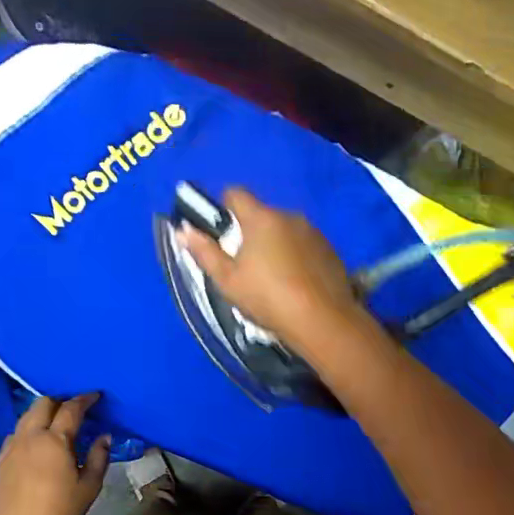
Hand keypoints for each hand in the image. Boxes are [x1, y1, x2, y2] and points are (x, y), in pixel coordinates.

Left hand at [0, 393, 112, 514]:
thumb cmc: (60, 510)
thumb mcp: (89, 486)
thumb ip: (99, 457)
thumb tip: (104, 436)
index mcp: (55, 440)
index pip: (71, 408)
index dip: (85, 399)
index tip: (95, 395)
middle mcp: (31, 435)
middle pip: (43, 403)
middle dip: (60, 399)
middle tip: (74, 406)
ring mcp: (13, 445)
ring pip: (26, 415)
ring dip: (42, 412)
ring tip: (55, 421)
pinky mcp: (2, 458)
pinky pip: (16, 432)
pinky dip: (28, 428)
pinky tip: (35, 441)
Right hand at [175, 187, 371, 352]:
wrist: (321, 320)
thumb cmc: (267, 297)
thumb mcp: (228, 280)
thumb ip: (205, 252)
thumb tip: (183, 230)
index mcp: (260, 218)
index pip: (235, 193)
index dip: (222, 207)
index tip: (219, 232)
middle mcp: (289, 216)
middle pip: (261, 215)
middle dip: (249, 233)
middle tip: (243, 266)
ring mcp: (313, 232)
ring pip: (284, 231)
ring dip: (274, 245)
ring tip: (272, 279)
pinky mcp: (330, 250)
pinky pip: (304, 246)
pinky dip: (296, 258)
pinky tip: (295, 284)